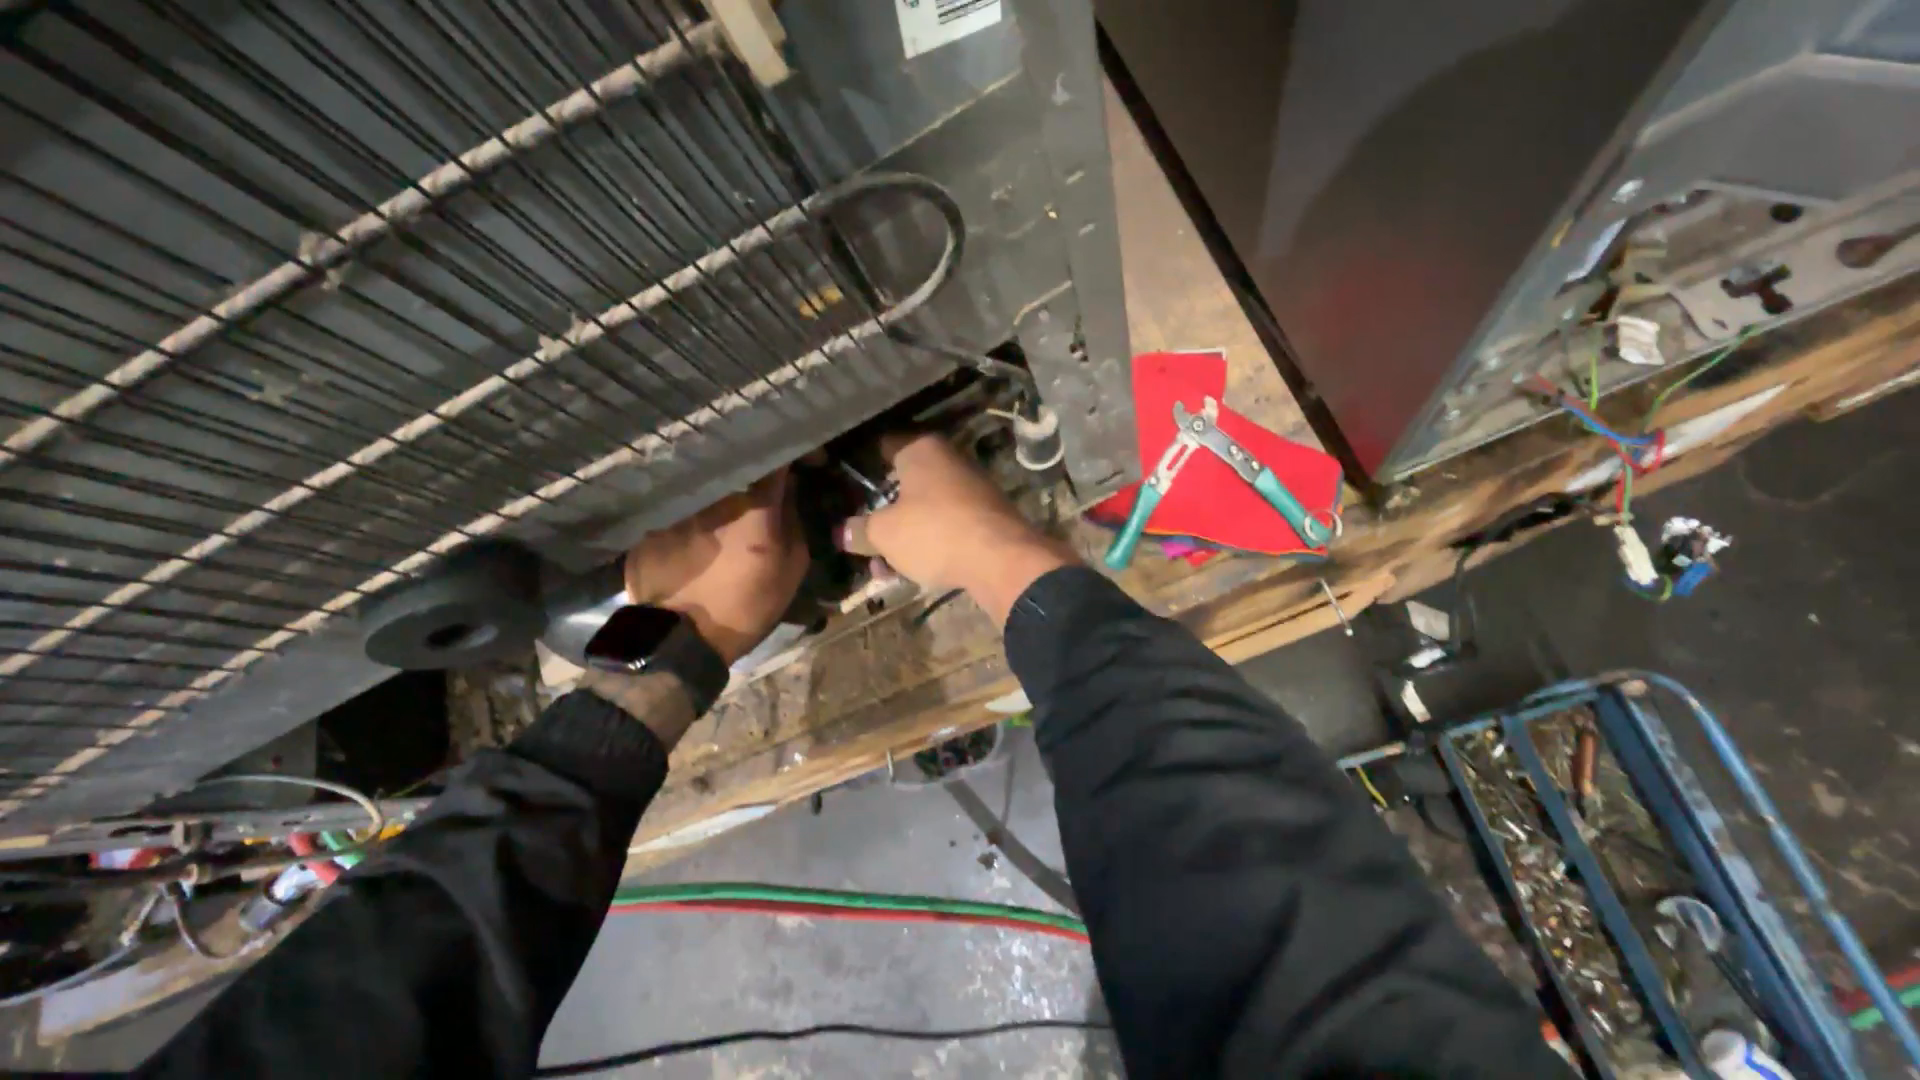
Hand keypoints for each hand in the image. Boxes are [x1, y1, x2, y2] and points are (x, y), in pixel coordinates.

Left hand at [623, 468, 808, 663]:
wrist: (683, 640)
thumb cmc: (748, 606)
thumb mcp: (792, 567)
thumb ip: (794, 521)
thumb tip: (788, 490)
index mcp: (754, 505)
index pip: (778, 455)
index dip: (794, 448)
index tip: (805, 455)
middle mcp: (714, 494)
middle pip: (737, 459)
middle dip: (754, 460)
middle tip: (763, 472)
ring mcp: (679, 504)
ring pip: (706, 478)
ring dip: (721, 482)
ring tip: (727, 493)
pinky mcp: (652, 518)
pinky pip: (680, 500)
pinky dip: (693, 504)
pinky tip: (696, 519)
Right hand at [839, 434, 1076, 624]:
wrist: (1001, 560)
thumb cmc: (934, 532)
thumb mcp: (884, 534)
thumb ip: (860, 530)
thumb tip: (843, 533)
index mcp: (920, 449)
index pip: (882, 444)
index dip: (859, 465)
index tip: (843, 485)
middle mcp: (947, 460)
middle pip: (903, 484)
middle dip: (880, 514)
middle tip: (861, 541)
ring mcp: (970, 488)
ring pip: (923, 510)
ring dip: (901, 537)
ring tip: (883, 569)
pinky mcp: (985, 517)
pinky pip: (945, 526)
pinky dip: (927, 544)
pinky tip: (912, 572)